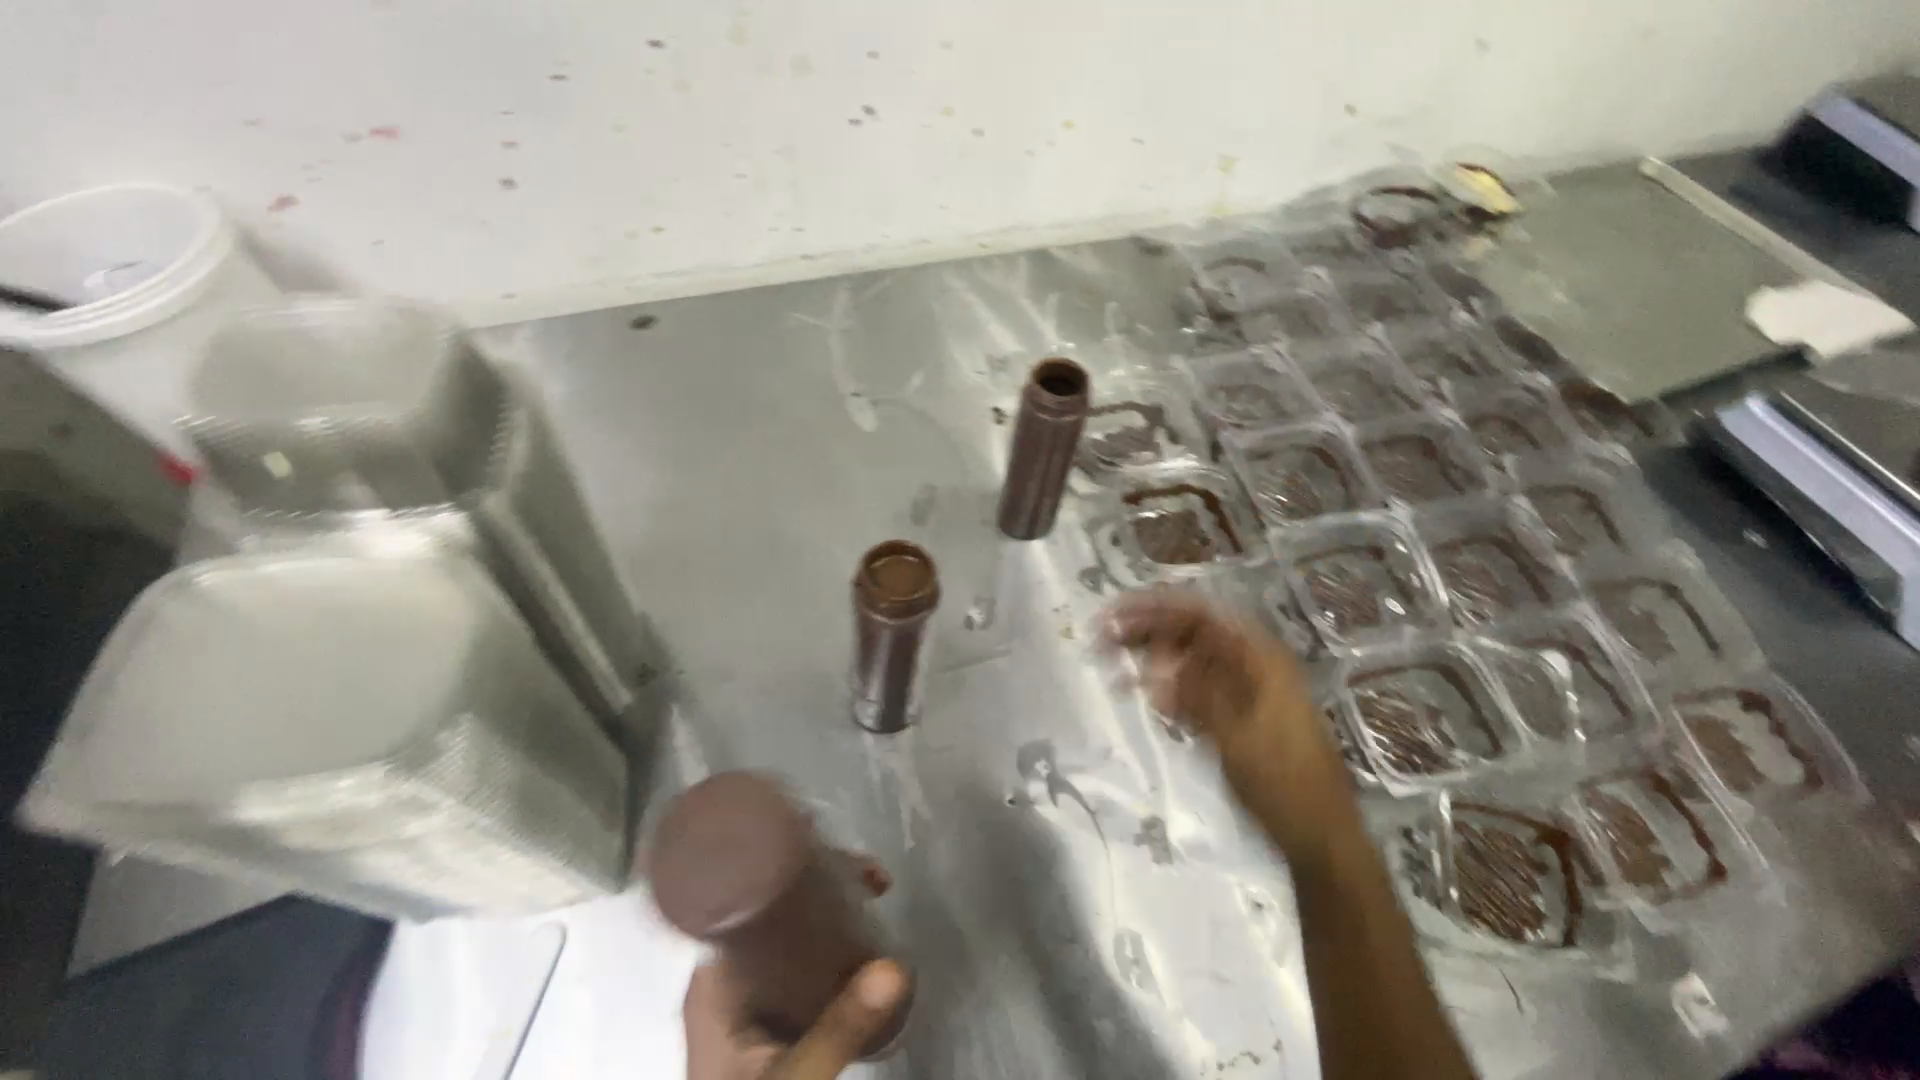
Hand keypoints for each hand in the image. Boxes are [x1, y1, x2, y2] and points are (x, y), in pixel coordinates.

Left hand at [683, 856, 908, 1079]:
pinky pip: (792, 962)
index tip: (837, 853)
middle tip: (872, 877)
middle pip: (767, 907)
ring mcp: (742, 1002)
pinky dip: (823, 942)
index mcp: (712, 980)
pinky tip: (857, 940)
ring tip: (873, 892)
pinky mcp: (763, 1022)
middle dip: (820, 882)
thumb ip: (841, 1031)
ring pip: (783, 934)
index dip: (786, 864)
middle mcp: (722, 981)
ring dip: (825, 908)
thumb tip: (897, 967)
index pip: (739, 895)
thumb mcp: (794, 1078)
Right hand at [1099, 591, 1347, 849]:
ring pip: (1191, 661)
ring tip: (1112, 665)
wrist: (1322, 835)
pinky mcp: (1241, 716)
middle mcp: (1254, 666)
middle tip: (1102, 637)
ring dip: (1154, 658)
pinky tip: (1144, 695)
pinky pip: (1199, 689)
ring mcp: (1248, 691)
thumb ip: (1195, 697)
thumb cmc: (1285, 784)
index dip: (1155, 608)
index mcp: (1260, 659)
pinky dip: (1170, 687)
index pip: (1201, 615)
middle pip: (1192, 634)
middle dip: (1147, 632)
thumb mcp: (1235, 738)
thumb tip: (1153, 668)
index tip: (1115, 613)